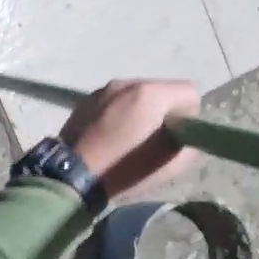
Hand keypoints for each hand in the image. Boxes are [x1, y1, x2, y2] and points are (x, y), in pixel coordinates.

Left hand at [59, 79, 202, 198]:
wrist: (69, 175)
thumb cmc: (123, 170)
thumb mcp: (170, 164)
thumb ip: (188, 142)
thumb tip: (183, 132)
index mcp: (149, 94)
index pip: (189, 92)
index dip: (189, 116)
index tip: (177, 136)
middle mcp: (126, 82)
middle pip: (161, 89)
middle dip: (164, 110)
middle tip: (153, 139)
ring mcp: (103, 89)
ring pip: (136, 93)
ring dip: (141, 110)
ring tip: (128, 138)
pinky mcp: (85, 99)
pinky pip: (115, 100)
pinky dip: (120, 112)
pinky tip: (110, 135)